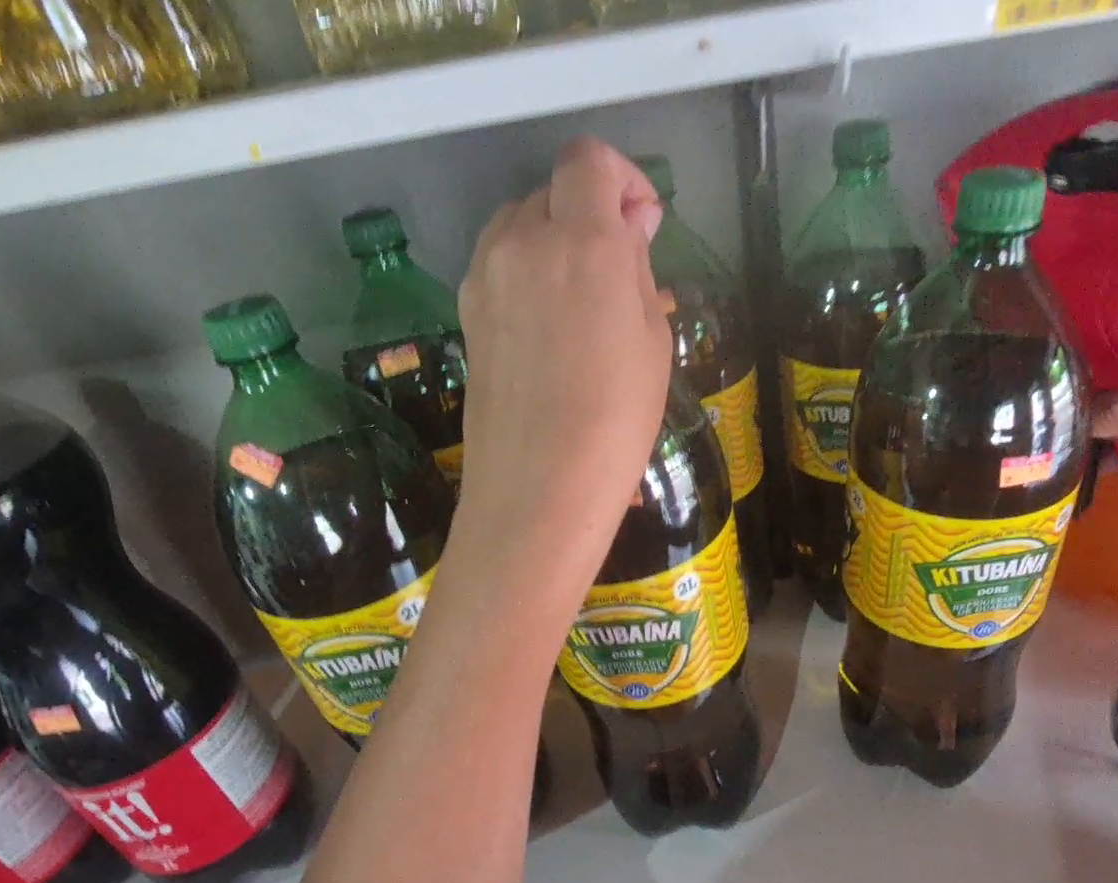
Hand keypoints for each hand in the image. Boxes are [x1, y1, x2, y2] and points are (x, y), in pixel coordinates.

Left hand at [455, 137, 671, 574]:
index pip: (588, 160)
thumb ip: (635, 268)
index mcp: (581, 241)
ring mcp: (484, 275)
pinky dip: (527, 270)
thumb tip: (627, 228)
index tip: (641, 222)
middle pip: (553, 190)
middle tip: (621, 268)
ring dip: (554, 238)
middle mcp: (522, 242)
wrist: (538, 488)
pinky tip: (549, 325)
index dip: (621, 178)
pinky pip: (500, 263)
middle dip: (590, 211)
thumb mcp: (651, 338)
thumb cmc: (616, 420)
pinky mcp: (465, 310)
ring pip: (520, 223)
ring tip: (582, 299)